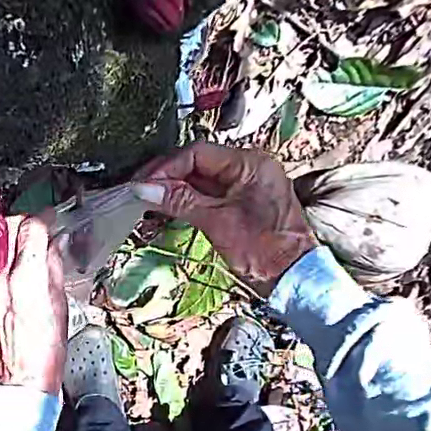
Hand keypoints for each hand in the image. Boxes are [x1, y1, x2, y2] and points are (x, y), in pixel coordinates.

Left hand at [0, 213, 66, 392]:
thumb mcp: (61, 303)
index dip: (41, 221)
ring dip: (7, 254)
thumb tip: (51, 244)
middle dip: (20, 227)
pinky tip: (8, 294)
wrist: (22, 380)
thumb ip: (52, 266)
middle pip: (4, 231)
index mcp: (26, 280)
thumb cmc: (46, 350)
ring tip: (22, 270)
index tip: (47, 222)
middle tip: (32, 235)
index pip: (29, 228)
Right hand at [135, 142, 317, 296]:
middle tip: (139, 193)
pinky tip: (167, 210)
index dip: (167, 168)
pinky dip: (187, 202)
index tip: (143, 185)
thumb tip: (145, 189)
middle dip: (167, 178)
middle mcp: (248, 168)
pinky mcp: (240, 205)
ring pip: (200, 181)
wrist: (291, 278)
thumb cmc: (263, 249)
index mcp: (250, 163)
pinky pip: (208, 196)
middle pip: (197, 164)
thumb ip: (182, 201)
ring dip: (173, 191)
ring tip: (147, 203)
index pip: (198, 153)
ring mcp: (245, 187)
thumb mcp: (218, 222)